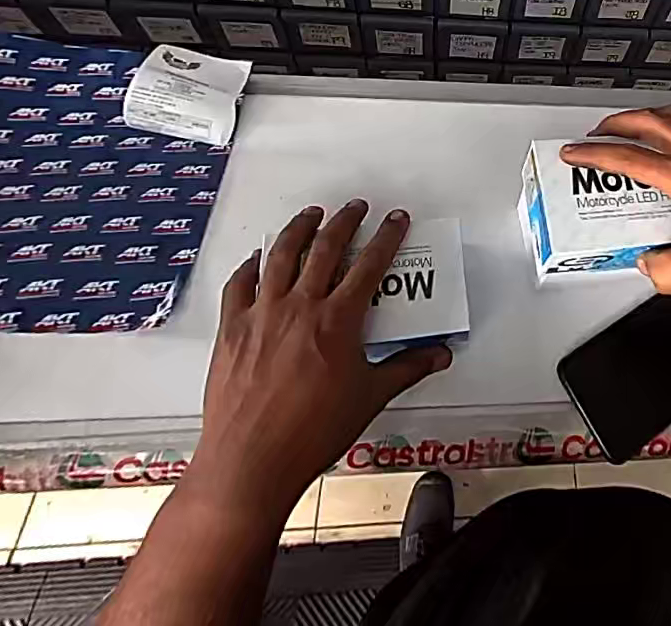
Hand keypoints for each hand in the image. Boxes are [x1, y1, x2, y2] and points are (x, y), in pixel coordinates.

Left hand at [187, 201, 450, 519]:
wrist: (250, 463)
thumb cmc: (310, 434)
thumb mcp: (368, 398)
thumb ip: (407, 368)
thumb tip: (438, 356)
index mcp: (337, 320)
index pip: (370, 265)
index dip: (386, 237)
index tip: (394, 220)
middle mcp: (299, 307)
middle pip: (325, 248)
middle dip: (345, 222)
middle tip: (356, 208)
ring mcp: (262, 314)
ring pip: (281, 255)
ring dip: (299, 229)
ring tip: (311, 214)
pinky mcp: (232, 329)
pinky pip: (240, 284)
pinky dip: (250, 266)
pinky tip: (258, 258)